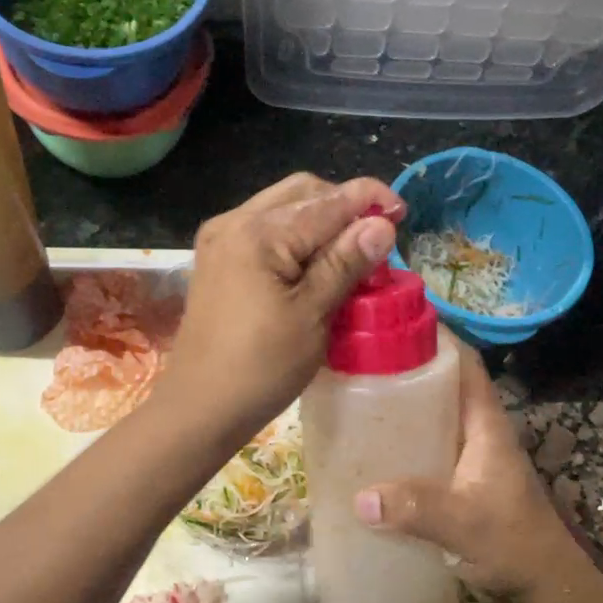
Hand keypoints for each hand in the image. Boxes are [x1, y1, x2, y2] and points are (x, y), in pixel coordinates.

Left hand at [160, 173, 403, 436]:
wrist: (199, 408)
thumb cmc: (260, 367)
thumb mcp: (312, 316)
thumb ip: (345, 264)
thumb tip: (382, 223)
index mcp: (258, 233)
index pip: (327, 202)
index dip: (369, 201)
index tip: (403, 213)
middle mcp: (234, 223)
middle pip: (301, 194)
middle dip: (342, 206)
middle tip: (375, 237)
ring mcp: (220, 242)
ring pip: (282, 210)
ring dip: (320, 222)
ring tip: (350, 254)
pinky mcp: (216, 264)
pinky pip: (263, 233)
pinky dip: (294, 239)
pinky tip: (314, 266)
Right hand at [353, 344, 580, 596]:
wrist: (542, 588)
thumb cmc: (515, 545)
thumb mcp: (467, 525)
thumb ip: (419, 511)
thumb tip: (361, 500)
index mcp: (486, 425)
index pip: (463, 363)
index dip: (432, 336)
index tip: (386, 321)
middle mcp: (475, 433)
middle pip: (438, 385)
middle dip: (399, 370)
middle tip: (349, 364)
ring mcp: (465, 459)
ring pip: (427, 418)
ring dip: (395, 408)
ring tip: (346, 402)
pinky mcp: (454, 484)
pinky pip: (420, 450)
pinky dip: (395, 446)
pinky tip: (363, 457)